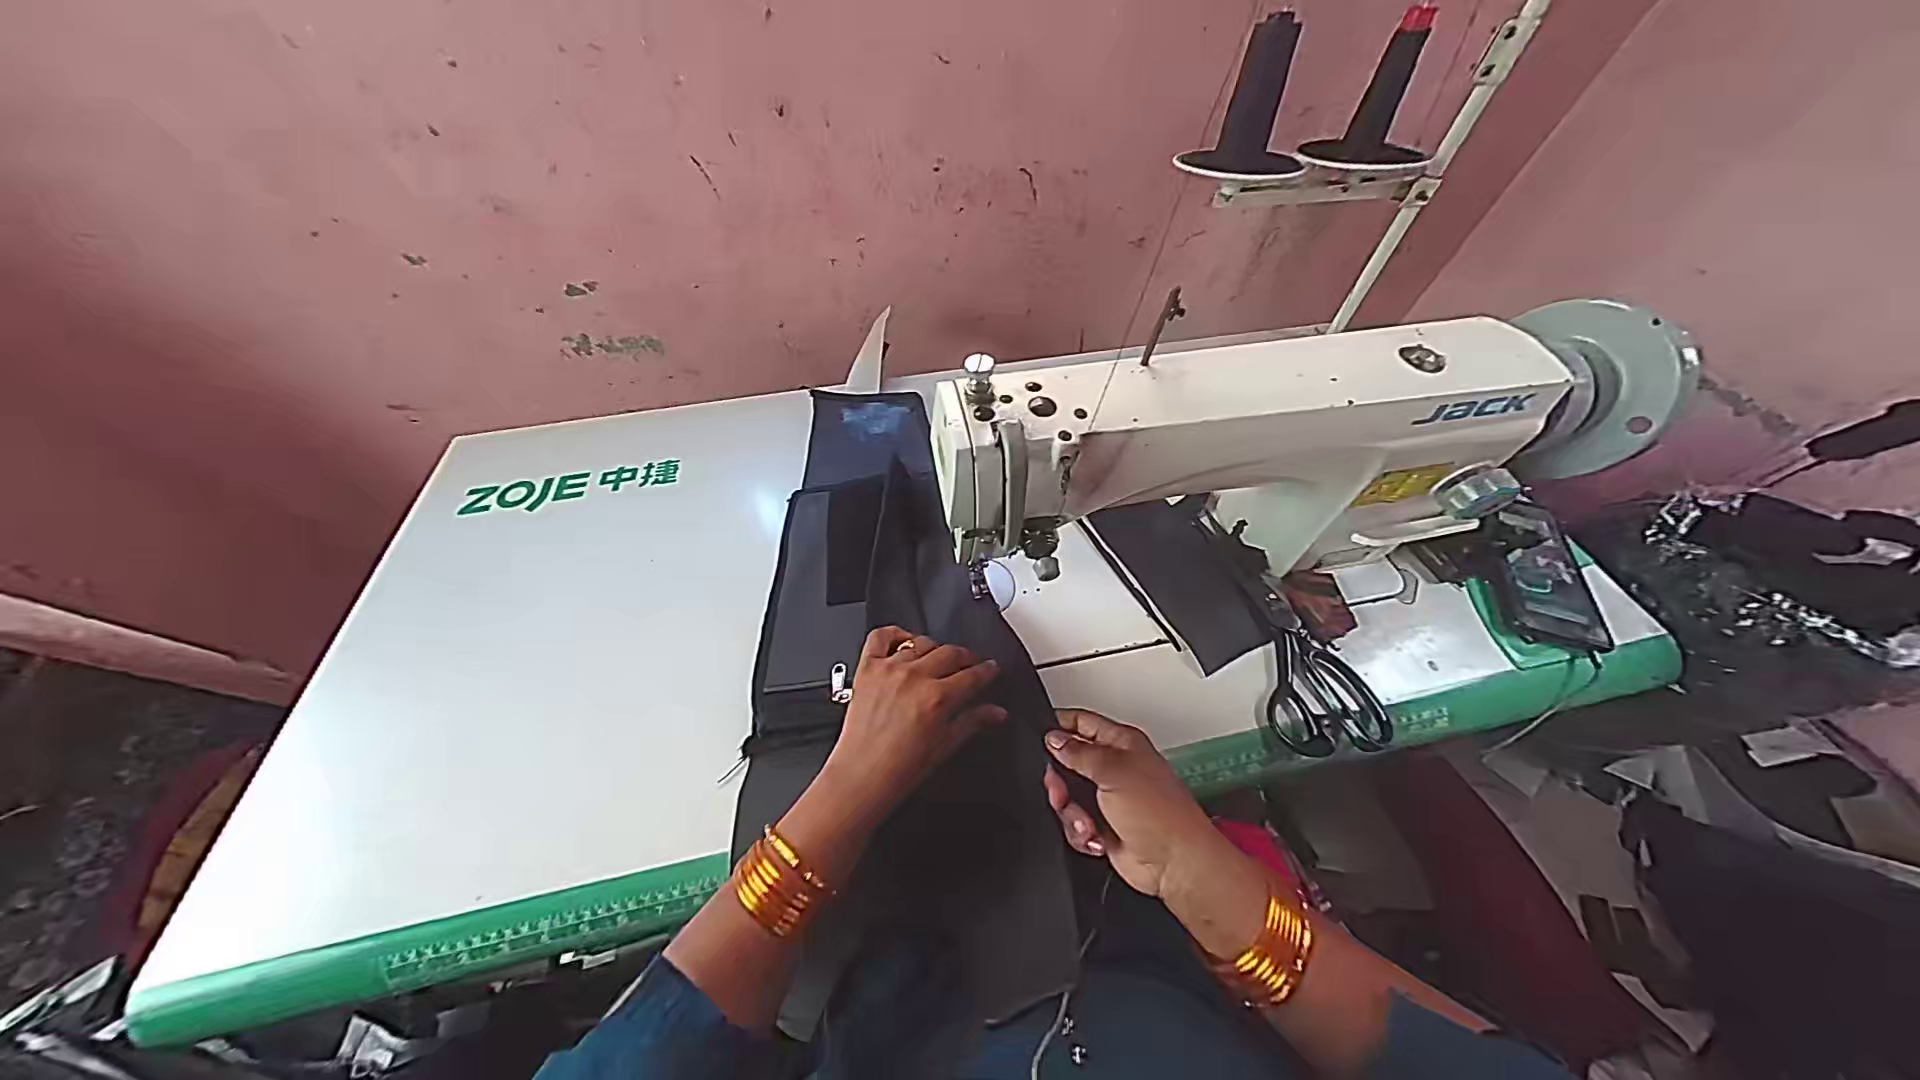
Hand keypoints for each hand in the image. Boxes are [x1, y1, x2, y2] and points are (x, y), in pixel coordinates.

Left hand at [820, 626, 1005, 814]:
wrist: (863, 775)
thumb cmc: (900, 768)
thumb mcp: (946, 745)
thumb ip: (973, 721)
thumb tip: (996, 712)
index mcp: (938, 698)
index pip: (974, 674)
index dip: (988, 670)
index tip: (990, 669)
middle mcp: (915, 678)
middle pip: (952, 652)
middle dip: (967, 657)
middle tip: (970, 664)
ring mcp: (890, 669)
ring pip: (923, 642)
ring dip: (935, 649)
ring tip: (938, 660)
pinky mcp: (867, 668)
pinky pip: (882, 636)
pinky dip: (895, 634)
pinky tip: (904, 642)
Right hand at [1042, 709, 1220, 897]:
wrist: (1174, 863)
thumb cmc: (1160, 814)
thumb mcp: (1113, 771)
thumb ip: (1079, 753)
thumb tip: (1054, 739)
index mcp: (1121, 744)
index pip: (1082, 723)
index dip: (1059, 727)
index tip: (1041, 737)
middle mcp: (1114, 769)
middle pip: (1067, 762)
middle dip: (1060, 780)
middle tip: (1062, 790)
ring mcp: (1108, 798)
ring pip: (1067, 796)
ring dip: (1071, 811)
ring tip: (1085, 820)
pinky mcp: (1102, 825)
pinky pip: (1074, 822)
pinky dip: (1080, 831)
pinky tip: (1095, 835)